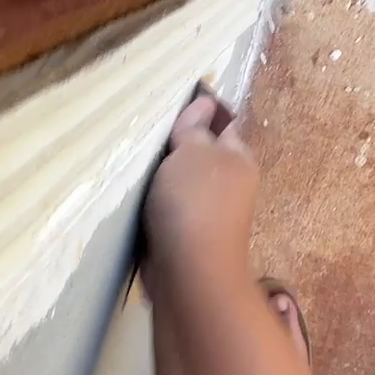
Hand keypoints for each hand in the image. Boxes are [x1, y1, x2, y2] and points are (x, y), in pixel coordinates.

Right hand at [143, 96, 258, 292]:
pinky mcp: (187, 239)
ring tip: (134, 169)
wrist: (189, 272)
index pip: (223, 127)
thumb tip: (205, 103)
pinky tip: (137, 204)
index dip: (200, 117)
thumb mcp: (192, 151)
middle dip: (176, 150)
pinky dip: (155, 208)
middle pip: (199, 158)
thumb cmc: (194, 202)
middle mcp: (229, 188)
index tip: (170, 111)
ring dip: (161, 181)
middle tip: (145, 139)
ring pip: (181, 187)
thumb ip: (194, 129)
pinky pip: (169, 212)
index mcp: (239, 161)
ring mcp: (209, 216)